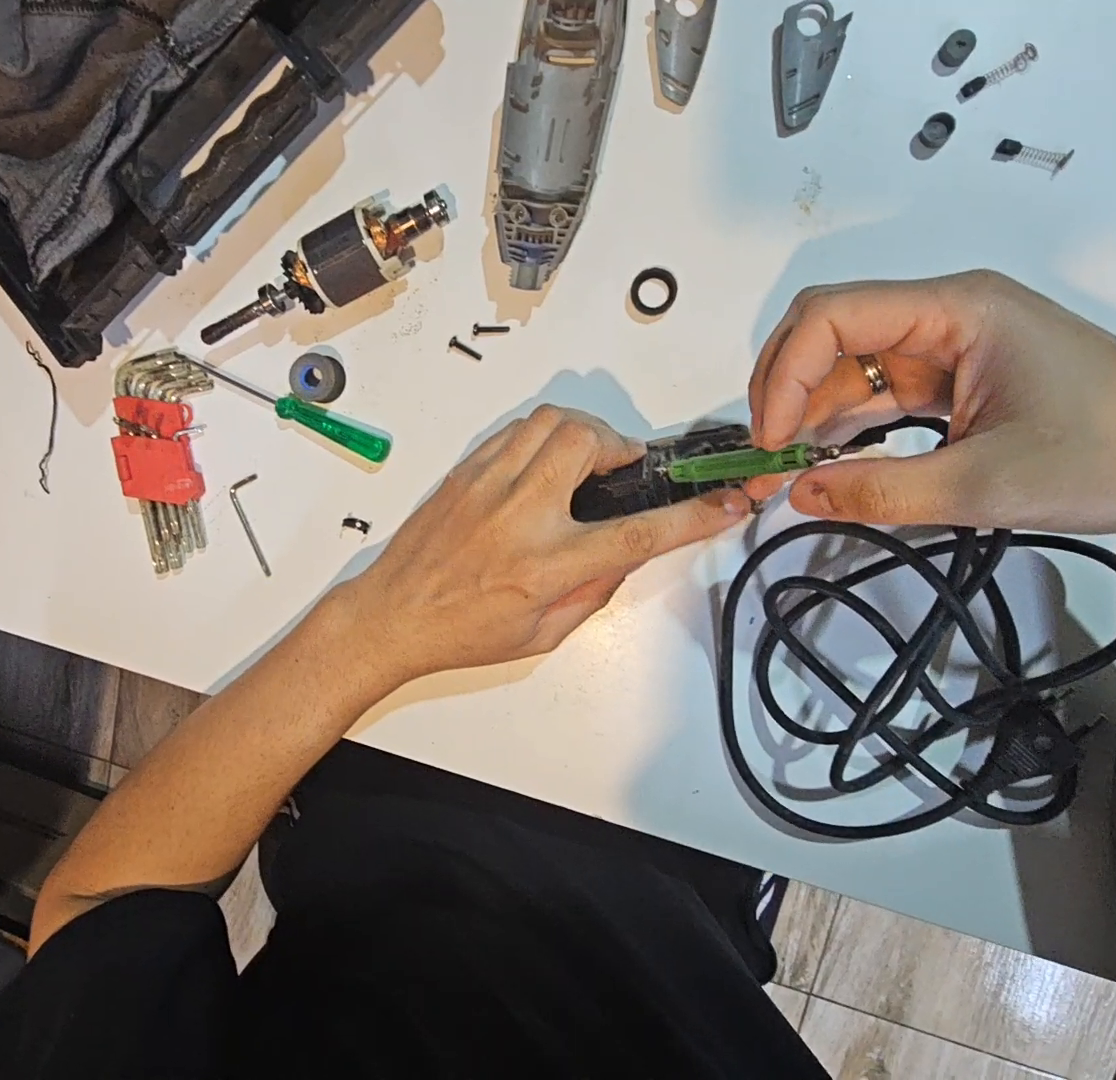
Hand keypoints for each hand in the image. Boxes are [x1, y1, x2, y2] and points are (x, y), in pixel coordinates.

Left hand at [337, 406, 750, 680]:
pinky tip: (544, 461)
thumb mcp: (542, 634)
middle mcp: (519, 515)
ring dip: (583, 432)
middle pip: (589, 443)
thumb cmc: (459, 631)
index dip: (691, 517)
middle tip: (624, 467)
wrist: (392, 615)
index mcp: (545, 565)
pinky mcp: (466, 472)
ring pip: (551, 422)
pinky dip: (542, 434)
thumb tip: (624, 556)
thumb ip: (592, 591)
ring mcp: (488, 486)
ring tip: (587, 459)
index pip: (637, 534)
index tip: (723, 503)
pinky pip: (515, 430)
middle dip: (621, 446)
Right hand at [744, 271, 1115, 538]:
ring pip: (846, 365)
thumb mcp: (982, 485)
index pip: (833, 316)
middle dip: (784, 386)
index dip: (785, 374)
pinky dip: (841, 426)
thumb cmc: (1111, 460)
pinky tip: (823, 459)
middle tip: (767, 450)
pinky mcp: (952, 380)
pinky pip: (875, 393)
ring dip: (807, 412)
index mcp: (959, 309)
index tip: (772, 440)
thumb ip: (877, 491)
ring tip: (785, 467)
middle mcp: (946, 315)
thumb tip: (796, 495)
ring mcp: (949, 347)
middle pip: (829, 330)